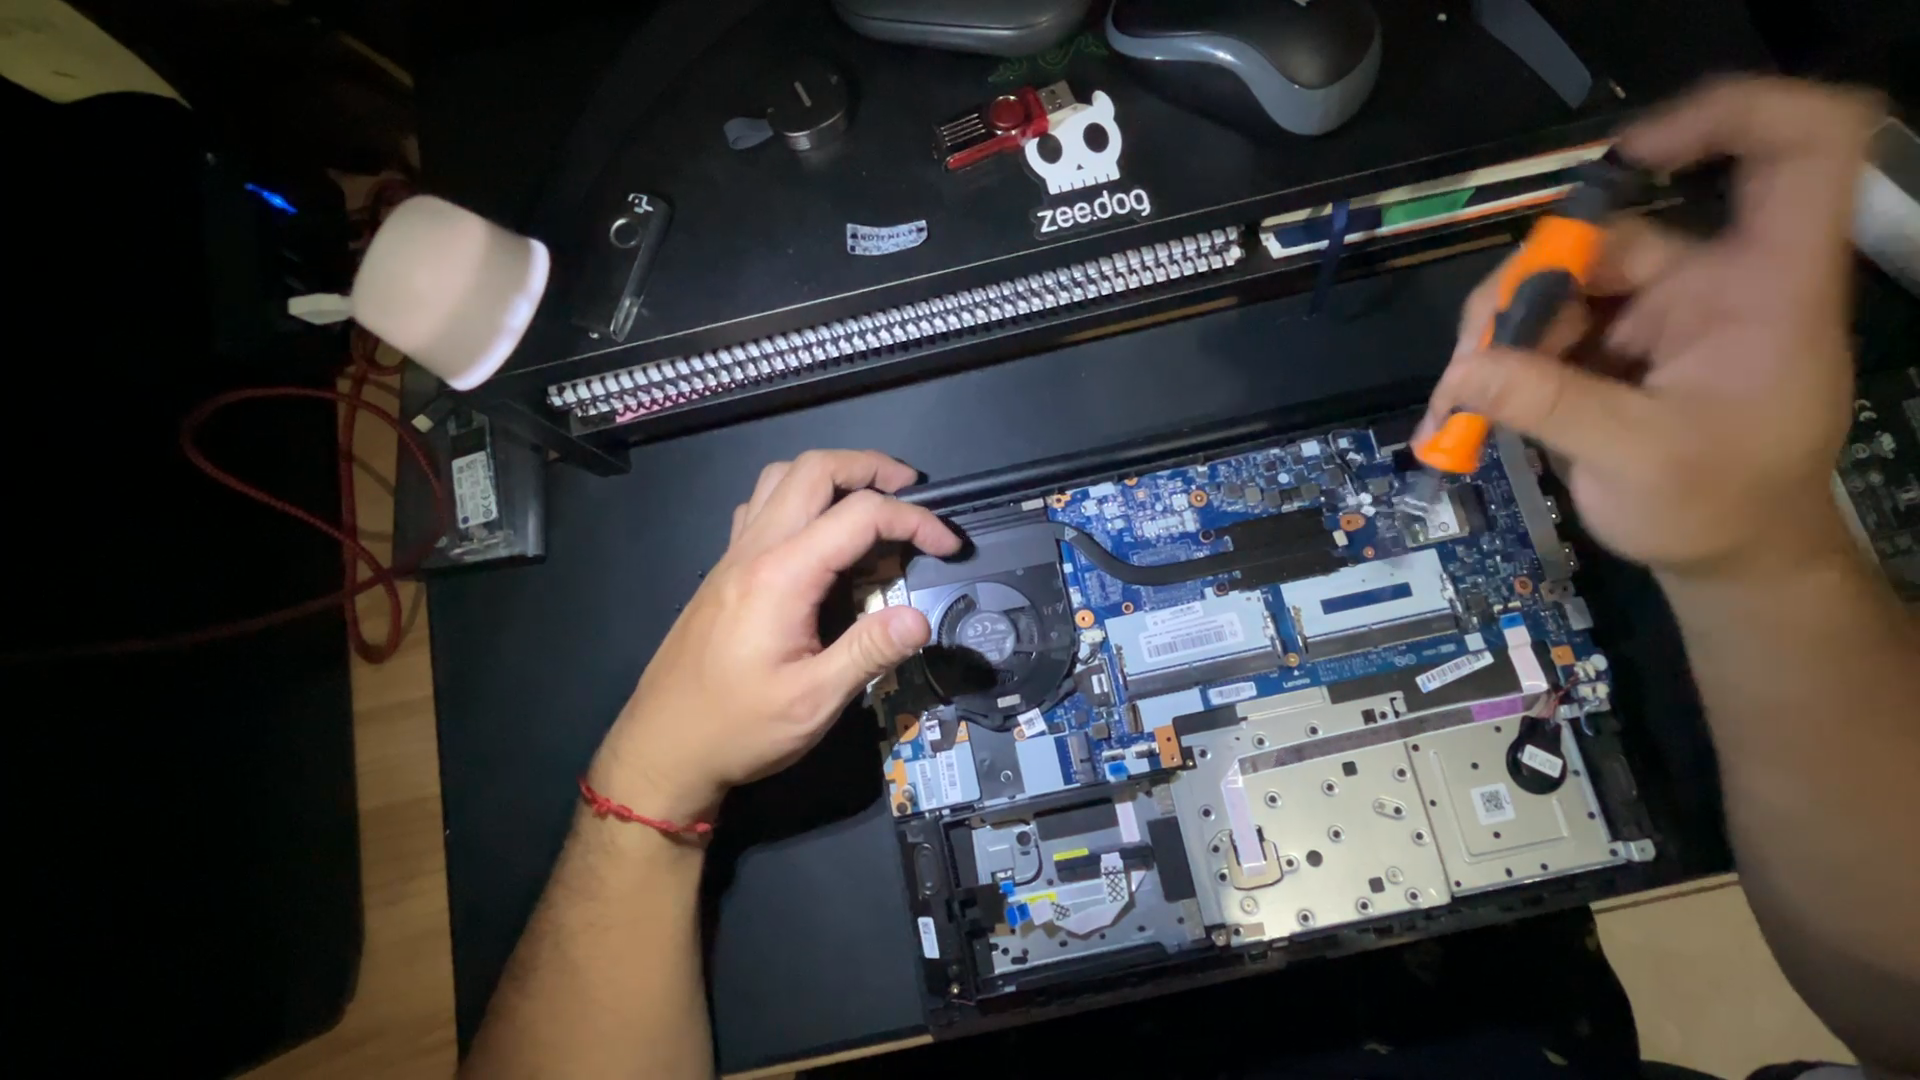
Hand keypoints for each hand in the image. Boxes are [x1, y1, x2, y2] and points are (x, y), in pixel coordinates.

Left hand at [591, 450, 960, 819]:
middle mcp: (755, 549)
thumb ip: (869, 652)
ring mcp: (733, 556)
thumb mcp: (813, 701)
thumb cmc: (738, 728)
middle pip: (813, 470)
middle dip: (869, 466)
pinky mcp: (723, 571)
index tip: (948, 546)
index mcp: (782, 575)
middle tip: (910, 489)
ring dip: (829, 474)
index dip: (914, 520)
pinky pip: (759, 506)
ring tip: (867, 498)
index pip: (860, 515)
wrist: (662, 748)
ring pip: (780, 478)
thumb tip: (921, 618)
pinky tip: (814, 531)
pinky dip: (796, 497)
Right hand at [1416, 77, 1880, 581]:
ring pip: (1548, 291)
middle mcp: (1701, 285)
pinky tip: (1457, 414)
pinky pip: (1528, 337)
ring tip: (1455, 406)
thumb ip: (1552, 406)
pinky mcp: (1599, 352)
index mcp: (1761, 286)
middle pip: (1603, 239)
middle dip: (1521, 295)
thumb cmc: (1716, 504)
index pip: (1794, 152)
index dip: (1724, 121)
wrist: (1723, 553)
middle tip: (1471, 364)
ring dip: (1491, 343)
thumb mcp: (1637, 457)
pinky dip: (1487, 372)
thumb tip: (1464, 371)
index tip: (1626, 158)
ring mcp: (1643, 317)